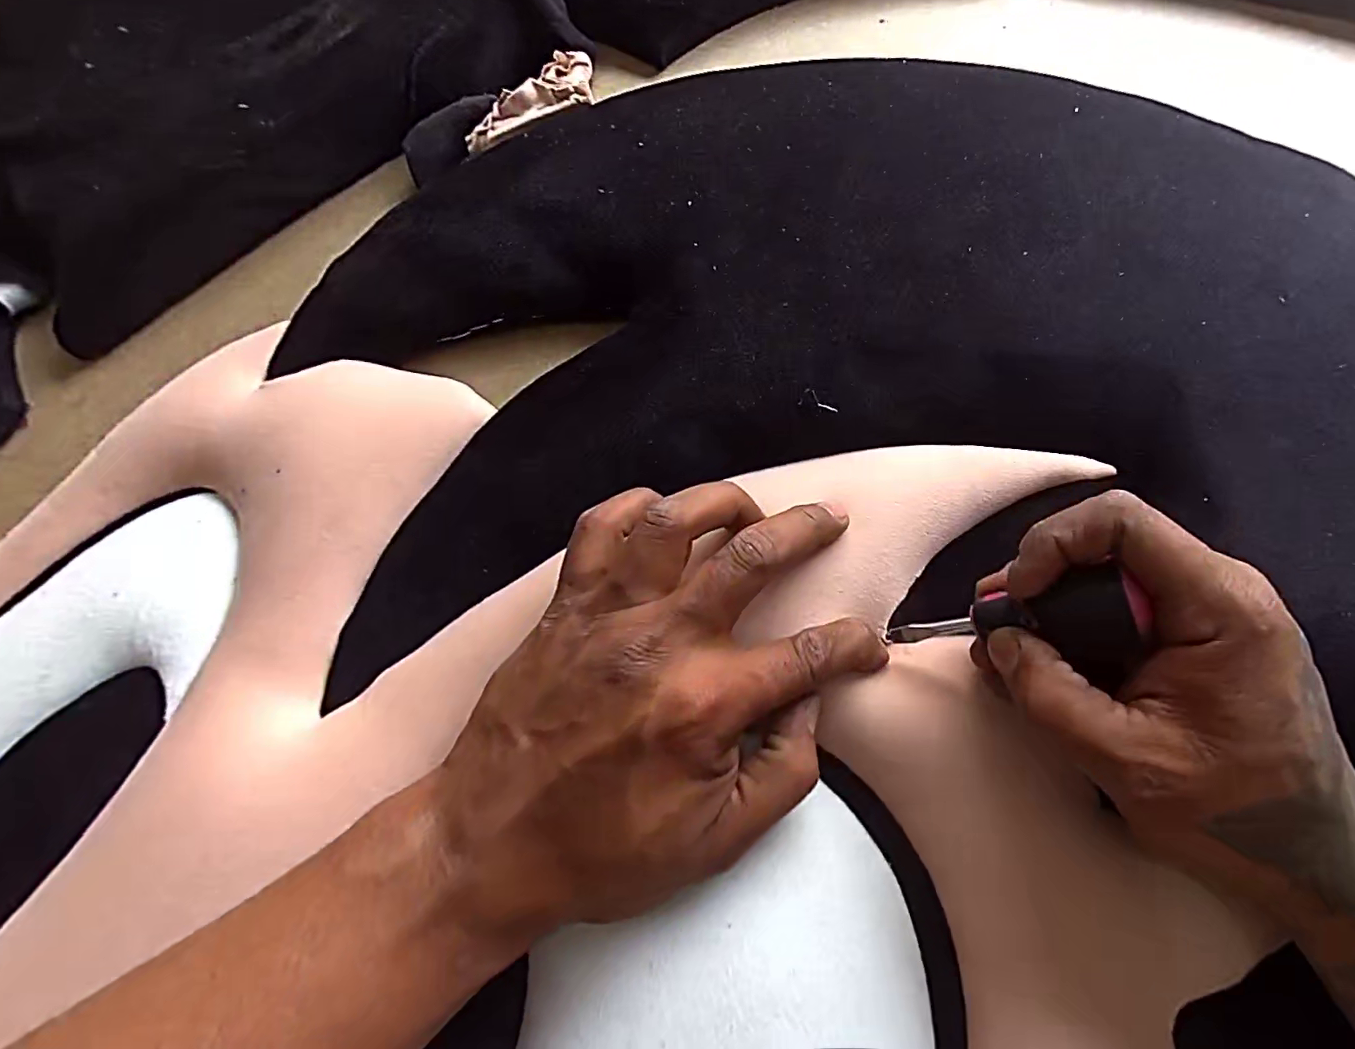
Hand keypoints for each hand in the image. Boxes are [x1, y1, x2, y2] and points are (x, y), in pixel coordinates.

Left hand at [432, 482, 887, 933]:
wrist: (486, 847)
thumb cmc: (606, 852)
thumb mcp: (720, 841)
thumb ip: (787, 770)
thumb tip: (808, 702)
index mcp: (707, 705)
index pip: (809, 655)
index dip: (853, 645)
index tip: (868, 648)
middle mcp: (661, 643)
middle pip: (751, 556)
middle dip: (805, 529)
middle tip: (831, 518)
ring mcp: (607, 617)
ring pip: (670, 522)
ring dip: (721, 502)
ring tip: (748, 509)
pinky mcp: (564, 610)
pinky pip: (596, 531)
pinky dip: (633, 509)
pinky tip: (659, 516)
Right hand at [973, 490, 1354, 907]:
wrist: (1310, 851)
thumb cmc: (1235, 812)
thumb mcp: (1128, 762)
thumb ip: (1051, 696)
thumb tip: (1000, 642)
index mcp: (1219, 603)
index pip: (1120, 521)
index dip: (1053, 542)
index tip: (1017, 595)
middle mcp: (1213, 587)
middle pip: (1103, 544)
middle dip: (1038, 580)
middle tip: (997, 627)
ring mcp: (1201, 608)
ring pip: (1102, 574)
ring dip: (1047, 607)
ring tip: (1009, 652)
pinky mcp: (1186, 632)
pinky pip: (1115, 606)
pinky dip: (1069, 628)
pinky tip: (1041, 666)